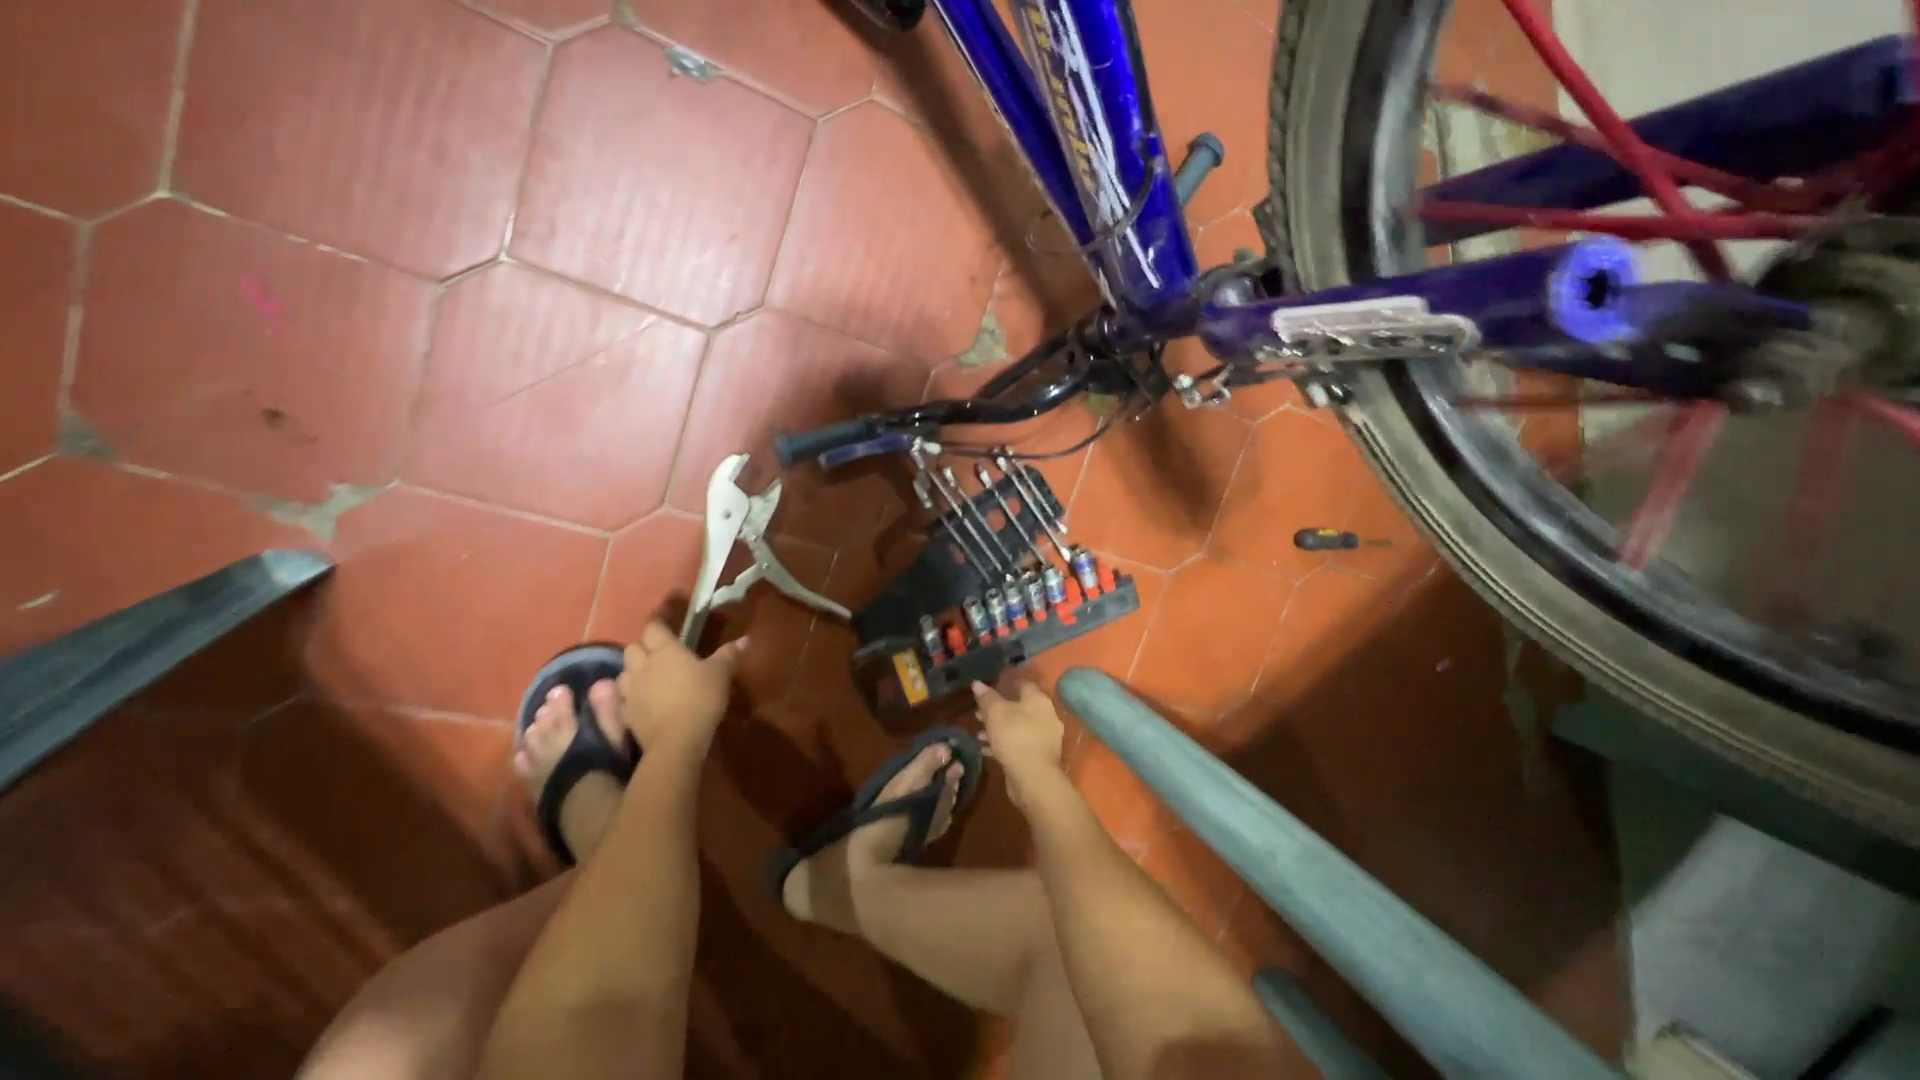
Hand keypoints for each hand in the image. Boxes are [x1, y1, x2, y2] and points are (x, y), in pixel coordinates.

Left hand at [617, 622, 746, 753]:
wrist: (677, 739)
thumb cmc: (701, 698)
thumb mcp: (721, 675)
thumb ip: (729, 655)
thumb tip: (745, 639)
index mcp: (666, 651)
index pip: (653, 628)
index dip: (658, 628)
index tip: (668, 632)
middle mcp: (643, 665)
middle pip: (632, 648)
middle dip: (642, 650)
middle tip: (658, 658)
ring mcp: (631, 690)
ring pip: (623, 673)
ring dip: (633, 673)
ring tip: (648, 680)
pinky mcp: (626, 713)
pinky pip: (622, 699)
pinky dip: (630, 698)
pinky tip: (642, 704)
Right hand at [972, 680, 1065, 808]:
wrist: (1033, 777)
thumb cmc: (1014, 736)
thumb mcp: (995, 713)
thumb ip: (986, 697)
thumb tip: (977, 683)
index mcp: (1038, 700)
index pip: (1022, 684)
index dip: (1005, 685)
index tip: (988, 689)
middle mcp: (1046, 715)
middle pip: (1019, 707)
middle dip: (997, 710)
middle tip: (978, 714)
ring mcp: (1044, 737)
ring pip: (1017, 727)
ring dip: (998, 729)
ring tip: (979, 734)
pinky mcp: (1038, 756)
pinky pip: (1018, 744)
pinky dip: (1003, 744)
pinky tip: (986, 750)